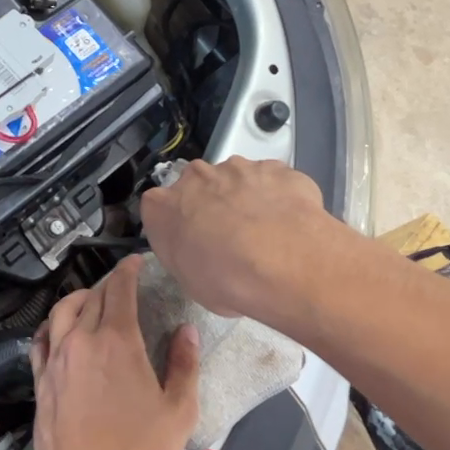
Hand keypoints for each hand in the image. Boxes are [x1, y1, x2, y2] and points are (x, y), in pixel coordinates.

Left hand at [30, 257, 199, 449]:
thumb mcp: (178, 411)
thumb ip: (184, 365)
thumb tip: (187, 331)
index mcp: (118, 341)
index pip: (120, 289)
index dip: (128, 270)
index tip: (135, 262)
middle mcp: (82, 340)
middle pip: (91, 296)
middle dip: (108, 284)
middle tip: (121, 284)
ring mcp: (57, 358)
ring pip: (62, 311)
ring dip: (79, 299)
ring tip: (91, 302)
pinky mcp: (41, 379)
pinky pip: (42, 339)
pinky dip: (52, 325)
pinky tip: (58, 330)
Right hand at [140, 157, 361, 325]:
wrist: (286, 264)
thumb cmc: (227, 280)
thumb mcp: (191, 281)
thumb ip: (186, 254)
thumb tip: (198, 251)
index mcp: (163, 205)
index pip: (160, 208)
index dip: (178, 225)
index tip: (193, 242)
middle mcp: (196, 176)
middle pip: (199, 186)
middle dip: (212, 205)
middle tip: (231, 238)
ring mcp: (237, 168)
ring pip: (237, 180)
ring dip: (246, 199)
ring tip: (267, 233)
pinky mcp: (276, 168)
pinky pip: (272, 181)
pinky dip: (278, 197)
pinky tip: (290, 223)